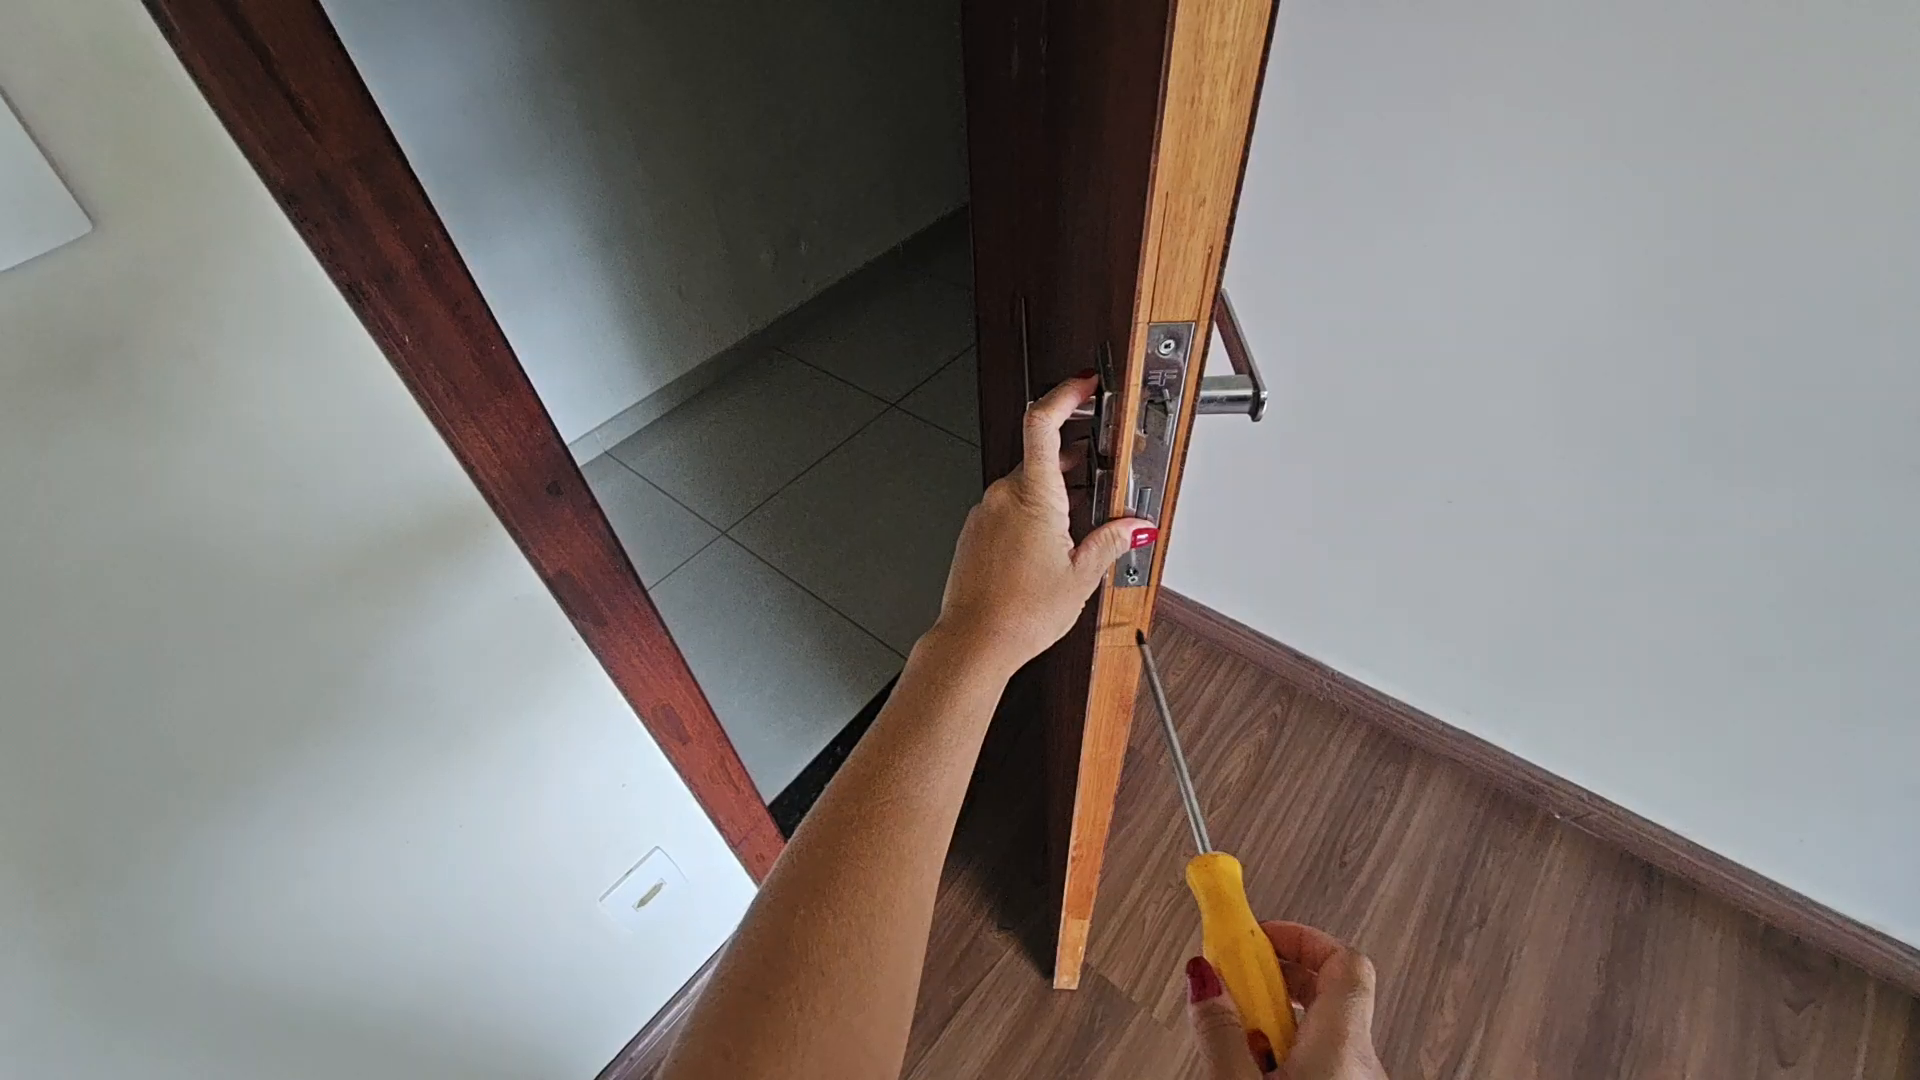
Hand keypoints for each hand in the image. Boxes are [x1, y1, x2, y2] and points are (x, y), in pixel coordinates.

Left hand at [931, 373, 1152, 674]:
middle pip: (1041, 457)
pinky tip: (1046, 542)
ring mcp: (985, 512)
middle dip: (1073, 461)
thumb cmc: (1018, 614)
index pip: (1042, 423)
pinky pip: (1007, 506)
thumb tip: (1134, 526)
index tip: (1082, 385)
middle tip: (1100, 474)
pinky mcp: (975, 530)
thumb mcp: (1080, 577)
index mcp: (1033, 497)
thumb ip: (1110, 541)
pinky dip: (1030, 511)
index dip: (1064, 395)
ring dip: (1053, 492)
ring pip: (1025, 484)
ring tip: (1077, 523)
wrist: (973, 641)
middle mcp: (1002, 496)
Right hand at [1186, 923, 1386, 1079]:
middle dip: (1274, 974)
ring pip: (1320, 1029)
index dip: (1298, 935)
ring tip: (1235, 1034)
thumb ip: (1220, 1030)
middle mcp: (1364, 1065)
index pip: (1343, 959)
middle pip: (1327, 989)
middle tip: (1233, 979)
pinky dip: (1285, 1049)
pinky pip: (1322, 1061)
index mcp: (1344, 1047)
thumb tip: (1203, 977)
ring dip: (1275, 1016)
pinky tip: (1251, 1070)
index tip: (1252, 931)